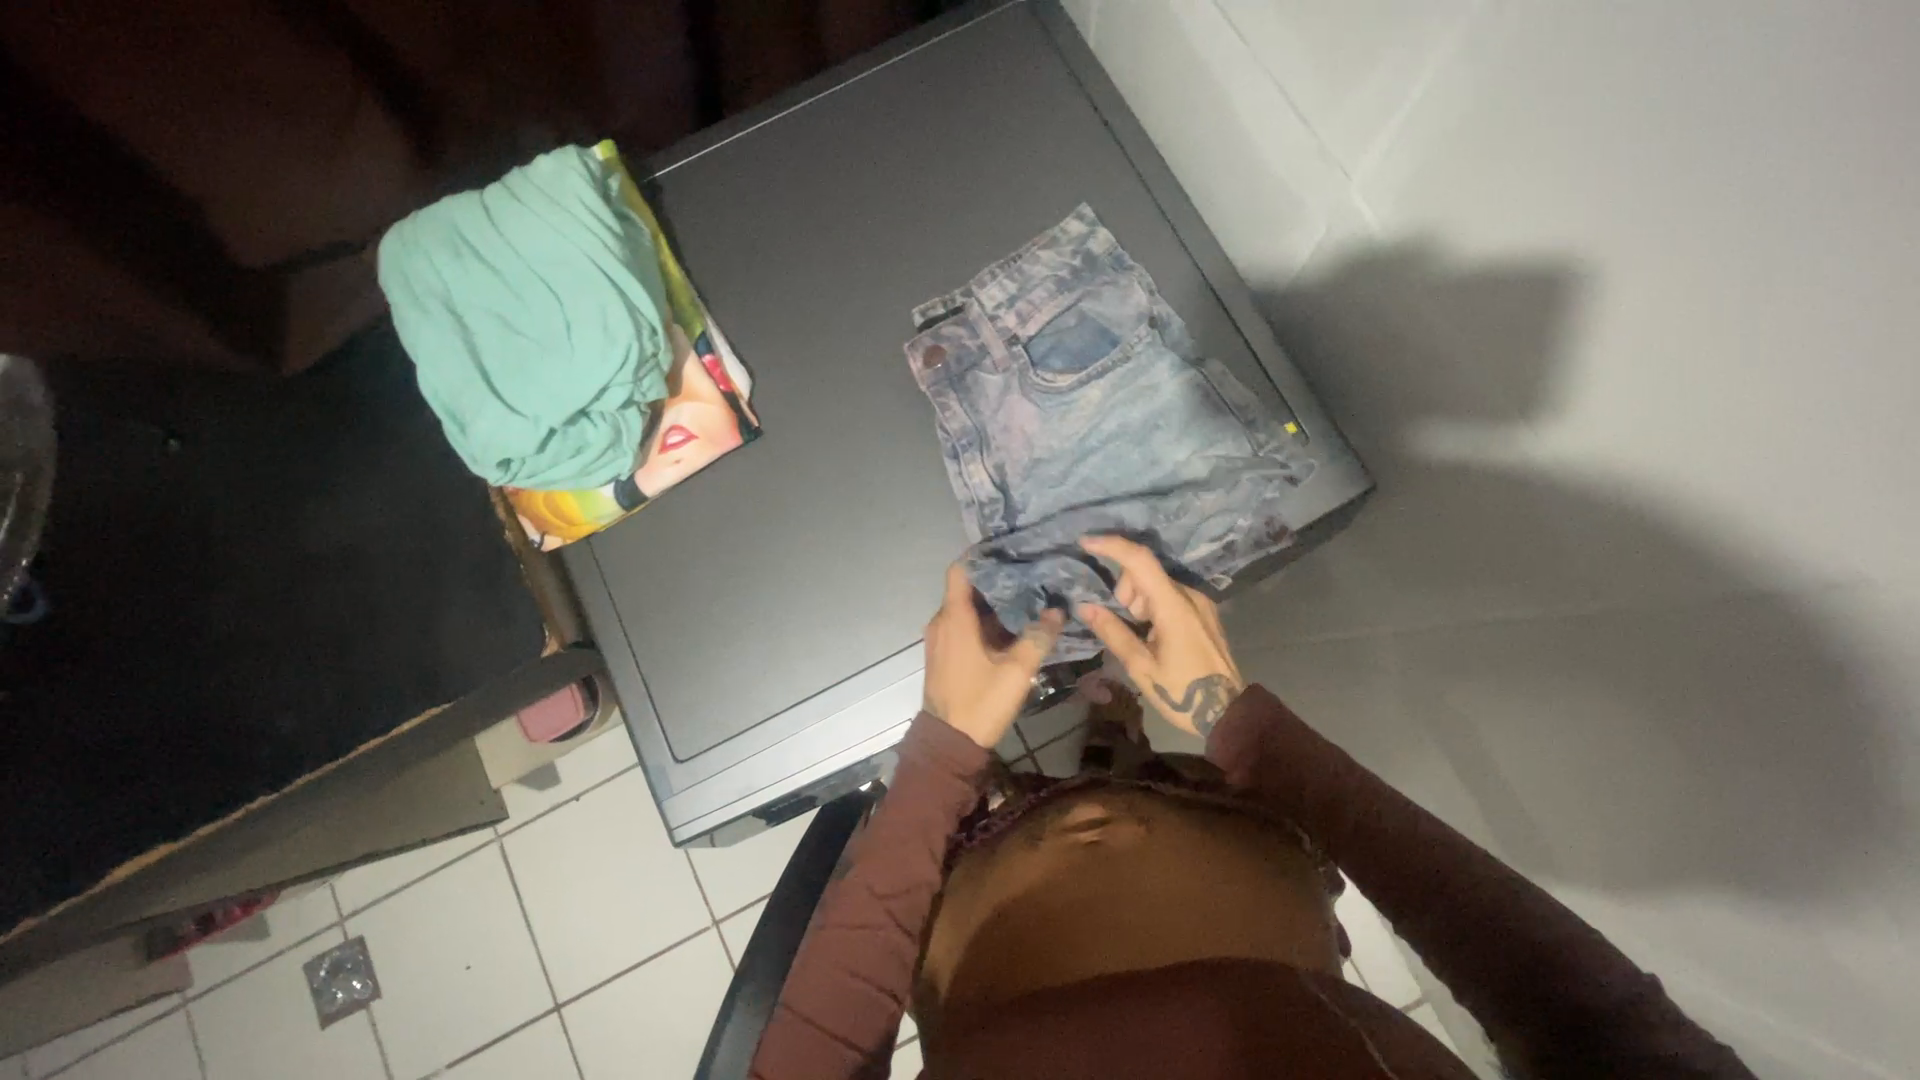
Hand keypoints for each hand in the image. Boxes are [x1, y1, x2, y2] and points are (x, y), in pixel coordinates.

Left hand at [923, 563, 1064, 748]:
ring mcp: (941, 638)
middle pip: (967, 587)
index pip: (961, 570)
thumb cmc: (980, 702)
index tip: (1011, 550)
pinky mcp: (945, 653)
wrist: (949, 742)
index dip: (983, 556)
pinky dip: (986, 620)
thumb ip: (1037, 637)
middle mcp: (942, 621)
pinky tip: (1013, 625)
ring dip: (993, 602)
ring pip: (967, 608)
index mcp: (955, 618)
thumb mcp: (1016, 671)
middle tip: (1030, 572)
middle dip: (997, 579)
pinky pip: (964, 625)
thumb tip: (1057, 611)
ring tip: (1028, 595)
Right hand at [1075, 535, 1244, 738]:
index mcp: (1174, 607)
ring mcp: (1201, 603)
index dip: (1111, 546)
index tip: (1085, 543)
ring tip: (1142, 634)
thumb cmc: (1181, 693)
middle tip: (1124, 623)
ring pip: (1157, 583)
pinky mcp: (1205, 612)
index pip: (1140, 561)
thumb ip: (1112, 631)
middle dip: (1125, 589)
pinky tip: (1154, 634)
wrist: (1227, 712)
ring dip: (1139, 600)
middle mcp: (1190, 596)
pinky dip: (1154, 606)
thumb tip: (1084, 606)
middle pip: (1146, 572)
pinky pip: (1171, 596)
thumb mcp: (1140, 666)